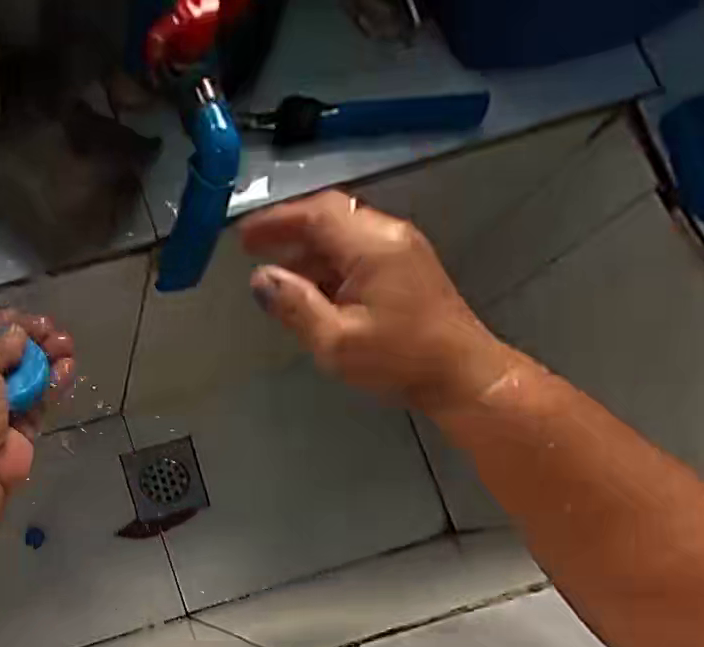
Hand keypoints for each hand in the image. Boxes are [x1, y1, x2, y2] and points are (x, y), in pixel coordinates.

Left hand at [0, 314, 74, 492]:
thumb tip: (18, 334)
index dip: (10, 329)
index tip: (34, 323)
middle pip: (11, 359)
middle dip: (34, 344)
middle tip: (56, 333)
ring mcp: (2, 411)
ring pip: (29, 379)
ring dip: (48, 361)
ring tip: (68, 348)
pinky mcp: (24, 429)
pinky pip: (41, 401)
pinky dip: (53, 384)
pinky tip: (68, 370)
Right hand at [239, 190, 524, 412]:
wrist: (460, 375)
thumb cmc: (398, 360)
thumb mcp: (336, 340)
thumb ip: (295, 306)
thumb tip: (260, 278)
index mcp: (373, 246)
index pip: (317, 214)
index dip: (276, 220)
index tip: (242, 234)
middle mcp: (388, 237)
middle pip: (331, 218)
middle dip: (288, 230)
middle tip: (251, 247)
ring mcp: (400, 251)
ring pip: (343, 237)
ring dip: (306, 250)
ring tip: (273, 274)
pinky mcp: (404, 270)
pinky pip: (355, 255)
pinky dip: (324, 265)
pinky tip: (307, 289)